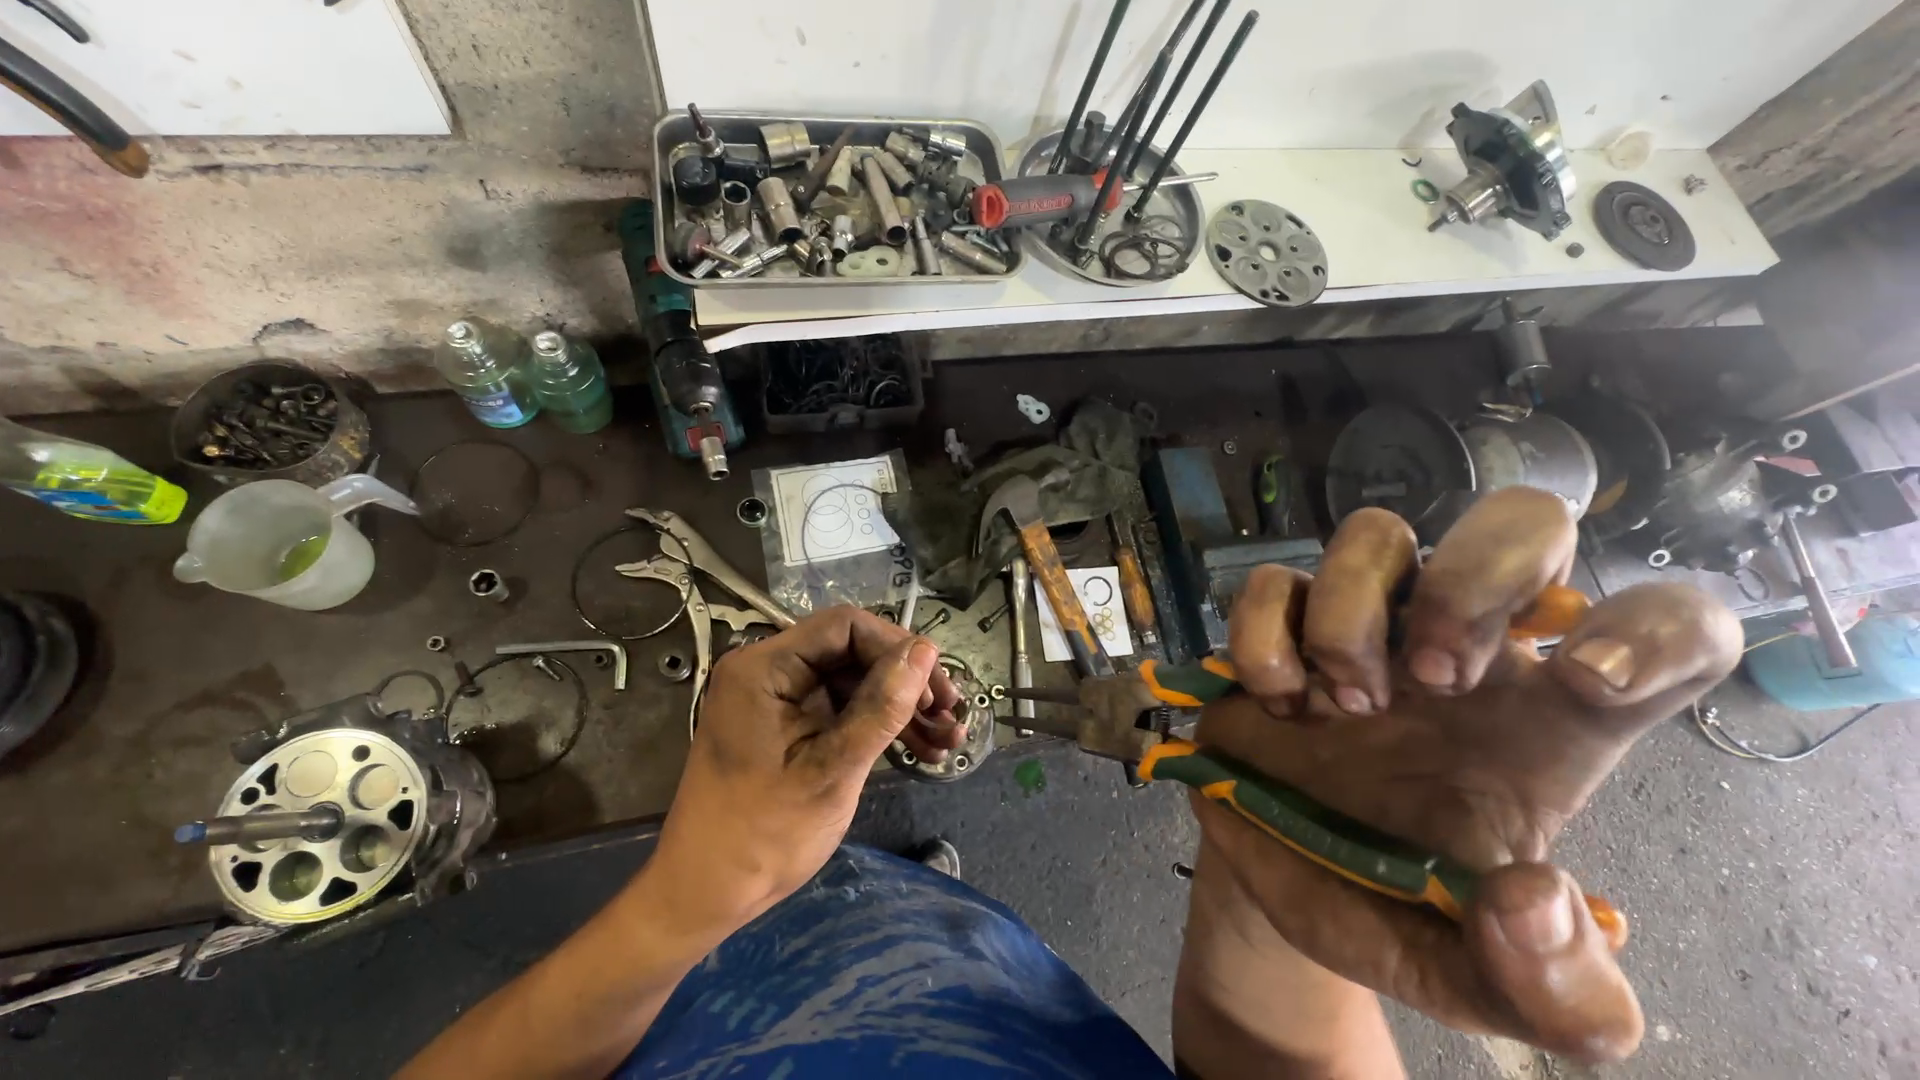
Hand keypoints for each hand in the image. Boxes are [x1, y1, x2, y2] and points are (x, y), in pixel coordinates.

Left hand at [645, 606, 962, 926]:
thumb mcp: (832, 769)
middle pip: (853, 653)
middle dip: (905, 682)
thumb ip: (880, 706)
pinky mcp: (789, 726)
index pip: (844, 627)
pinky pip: (842, 710)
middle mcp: (769, 671)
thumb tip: (927, 651)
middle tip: (950, 716)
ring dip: (900, 707)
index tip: (935, 688)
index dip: (897, 648)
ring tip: (947, 739)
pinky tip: (923, 749)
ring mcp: (779, 700)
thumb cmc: (764, 833)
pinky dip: (879, 726)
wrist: (708, 892)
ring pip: (854, 682)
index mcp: (765, 668)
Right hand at [1199, 488, 1741, 1062]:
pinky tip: (1271, 702)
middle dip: (1475, 581)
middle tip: (1435, 680)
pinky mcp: (1278, 632)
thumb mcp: (1478, 985)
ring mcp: (1362, 630)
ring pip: (1377, 534)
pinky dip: (1264, 633)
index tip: (1592, 680)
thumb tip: (1536, 901)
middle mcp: (1464, 652)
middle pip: (1518, 521)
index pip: (1666, 626)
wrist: (1275, 882)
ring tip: (1340, 709)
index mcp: (1549, 723)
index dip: (1662, 626)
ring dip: (1351, 616)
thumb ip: (1547, 991)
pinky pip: (1273, 580)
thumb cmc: (1388, 912)